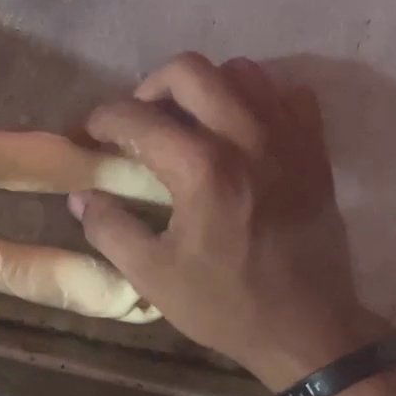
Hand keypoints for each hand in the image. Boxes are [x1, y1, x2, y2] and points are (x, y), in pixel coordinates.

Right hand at [70, 54, 391, 391]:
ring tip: (183, 125)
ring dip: (202, 89)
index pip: (140, 119)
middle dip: (149, 88)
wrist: (303, 324)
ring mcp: (288, 137)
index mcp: (202, 170)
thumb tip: (81, 197)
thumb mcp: (152, 277)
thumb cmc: (222, 305)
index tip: (87, 134)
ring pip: (241, 71)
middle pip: (191, 71)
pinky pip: (284, 93)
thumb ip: (110, 230)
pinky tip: (236, 132)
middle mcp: (247, 137)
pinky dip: (254, 99)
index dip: (103, 120)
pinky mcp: (314, 147)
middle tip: (135, 124)